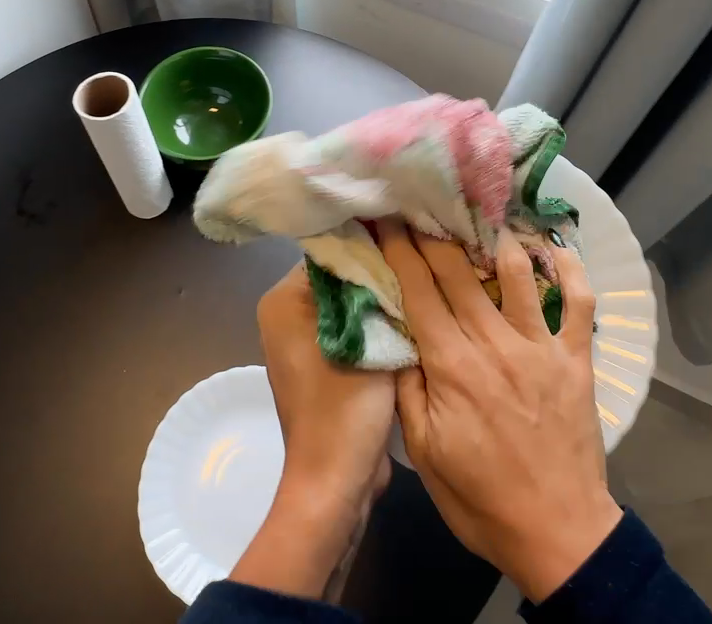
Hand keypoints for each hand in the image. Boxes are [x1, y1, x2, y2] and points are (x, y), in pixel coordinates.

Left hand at [230, 265, 395, 598]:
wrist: (337, 482)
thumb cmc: (344, 407)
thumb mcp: (366, 334)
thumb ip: (376, 284)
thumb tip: (393, 237)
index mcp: (284, 299)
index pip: (332, 248)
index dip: (373, 240)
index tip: (412, 230)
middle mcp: (288, 314)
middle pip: (343, 274)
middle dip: (382, 268)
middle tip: (426, 253)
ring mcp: (306, 340)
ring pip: (353, 301)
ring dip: (386, 297)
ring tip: (427, 280)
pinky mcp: (327, 362)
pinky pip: (356, 327)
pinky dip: (381, 323)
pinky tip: (417, 316)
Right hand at [381, 218, 620, 602]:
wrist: (557, 533)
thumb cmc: (481, 498)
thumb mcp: (424, 453)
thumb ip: (409, 390)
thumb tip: (398, 339)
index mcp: (452, 367)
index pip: (419, 293)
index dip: (400, 252)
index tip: (386, 221)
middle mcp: (494, 344)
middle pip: (459, 272)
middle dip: (434, 233)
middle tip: (421, 203)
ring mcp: (541, 348)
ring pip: (516, 274)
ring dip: (493, 238)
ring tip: (477, 214)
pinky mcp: (576, 359)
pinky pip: (579, 304)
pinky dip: (570, 270)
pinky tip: (555, 247)